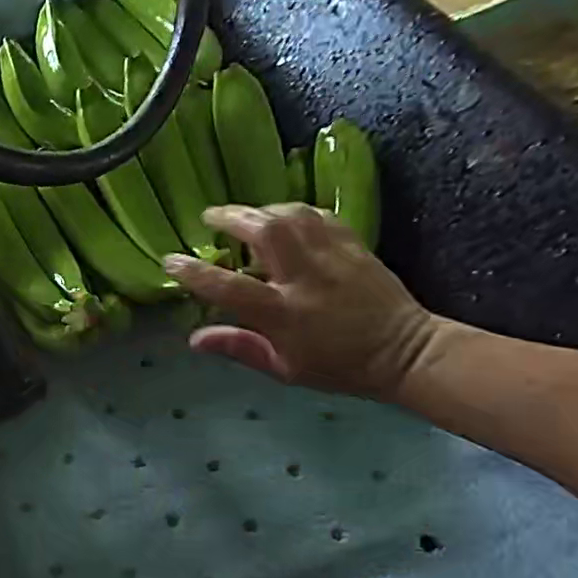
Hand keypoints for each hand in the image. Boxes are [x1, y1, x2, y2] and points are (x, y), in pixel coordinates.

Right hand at [162, 204, 446, 397]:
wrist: (406, 354)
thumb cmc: (338, 367)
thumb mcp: (283, 368)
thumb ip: (239, 347)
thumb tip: (194, 339)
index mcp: (283, 313)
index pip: (228, 287)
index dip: (194, 273)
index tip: (170, 261)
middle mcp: (306, 278)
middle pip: (264, 231)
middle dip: (231, 217)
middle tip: (209, 217)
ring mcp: (333, 257)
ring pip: (292, 215)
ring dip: (261, 210)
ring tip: (246, 216)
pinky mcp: (354, 246)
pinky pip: (319, 216)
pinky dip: (294, 212)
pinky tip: (283, 218)